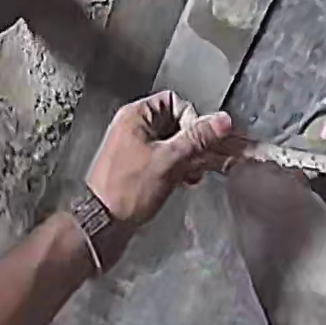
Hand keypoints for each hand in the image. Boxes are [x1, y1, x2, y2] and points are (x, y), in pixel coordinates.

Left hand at [85, 91, 236, 230]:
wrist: (103, 222)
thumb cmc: (126, 190)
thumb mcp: (169, 160)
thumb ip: (198, 138)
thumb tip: (222, 120)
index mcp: (136, 115)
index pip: (175, 102)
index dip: (191, 119)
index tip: (198, 140)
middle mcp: (134, 126)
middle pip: (177, 123)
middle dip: (194, 142)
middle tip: (203, 159)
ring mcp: (136, 146)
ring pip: (174, 142)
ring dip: (190, 156)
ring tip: (195, 173)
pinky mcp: (139, 165)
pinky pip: (166, 157)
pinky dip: (179, 166)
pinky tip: (187, 180)